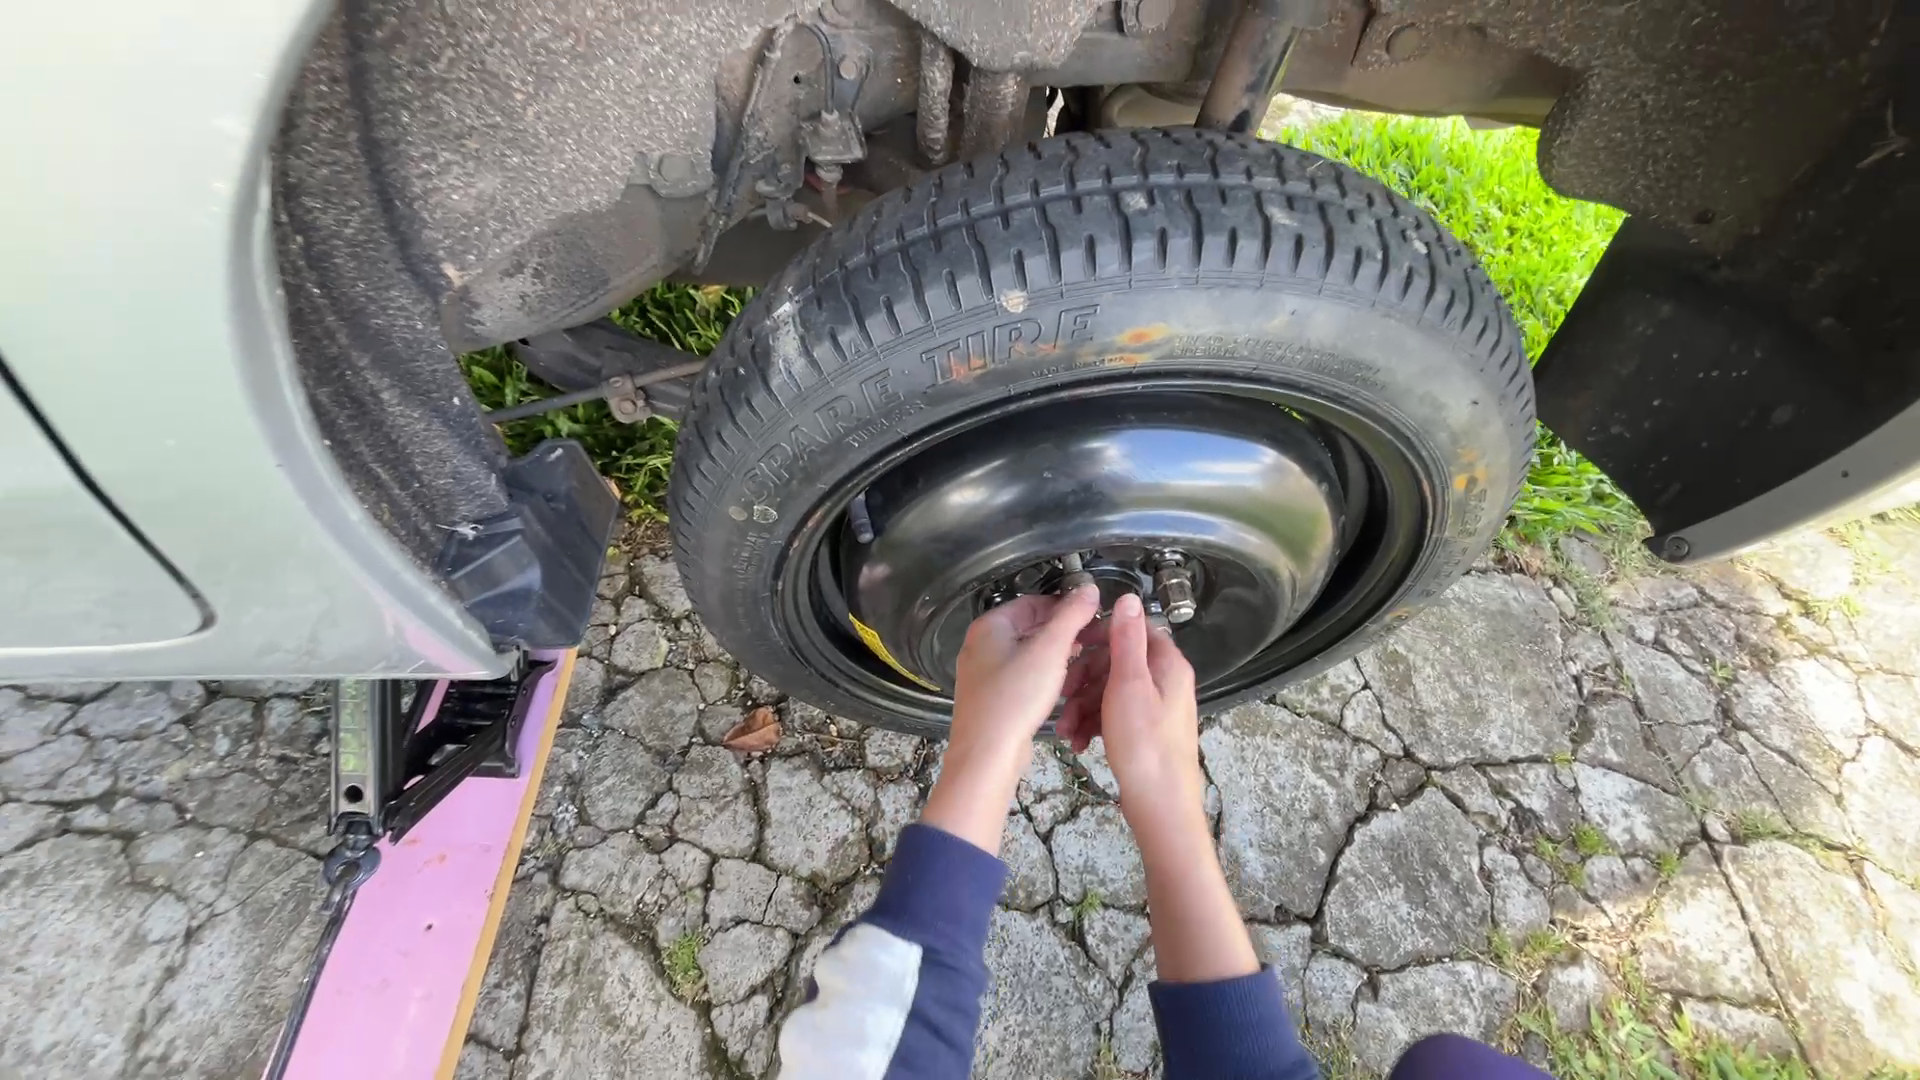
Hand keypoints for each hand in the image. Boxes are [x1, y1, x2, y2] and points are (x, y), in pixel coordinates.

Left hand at [949, 584, 1101, 749]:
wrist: (987, 753)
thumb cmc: (1014, 698)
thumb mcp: (1050, 650)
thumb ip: (1071, 616)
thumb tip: (1088, 589)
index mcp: (989, 626)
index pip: (1031, 601)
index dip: (1063, 605)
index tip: (1088, 613)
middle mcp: (980, 645)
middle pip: (1027, 626)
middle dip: (1059, 630)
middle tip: (1088, 637)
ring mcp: (982, 672)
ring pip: (1024, 652)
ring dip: (1052, 653)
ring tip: (1079, 660)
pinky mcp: (990, 696)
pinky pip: (1019, 675)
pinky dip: (1040, 673)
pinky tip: (1058, 684)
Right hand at [1064, 592, 1203, 840]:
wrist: (1161, 806)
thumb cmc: (1145, 744)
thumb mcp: (1128, 684)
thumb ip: (1127, 639)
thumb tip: (1127, 597)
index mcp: (1167, 664)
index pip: (1132, 630)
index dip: (1100, 634)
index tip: (1072, 646)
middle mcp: (1165, 681)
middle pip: (1117, 661)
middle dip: (1084, 677)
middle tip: (1063, 695)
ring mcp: (1156, 708)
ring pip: (1111, 691)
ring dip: (1084, 704)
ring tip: (1066, 728)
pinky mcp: (1145, 732)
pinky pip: (1114, 715)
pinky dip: (1094, 723)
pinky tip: (1078, 741)